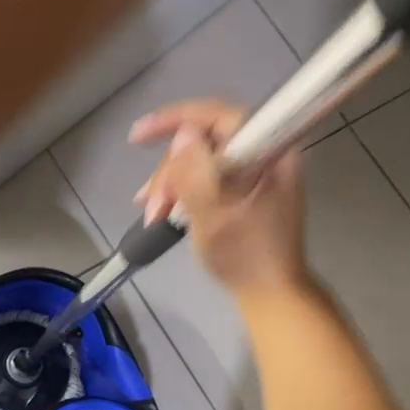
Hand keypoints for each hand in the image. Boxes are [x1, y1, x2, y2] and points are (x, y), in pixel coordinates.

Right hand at [129, 100, 308, 297]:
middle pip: (204, 141)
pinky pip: (208, 177)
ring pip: (200, 161)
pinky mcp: (247, 190)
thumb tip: (183, 134)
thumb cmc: (244, 254)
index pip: (218, 115)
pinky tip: (165, 212)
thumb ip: (196, 170)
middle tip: (151, 204)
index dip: (175, 120)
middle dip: (171, 170)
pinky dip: (183, 192)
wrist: (271, 294)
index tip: (138, 137)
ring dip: (171, 185)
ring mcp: (257, 172)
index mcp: (267, 151)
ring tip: (154, 215)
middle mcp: (265, 153)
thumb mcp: (213, 212)